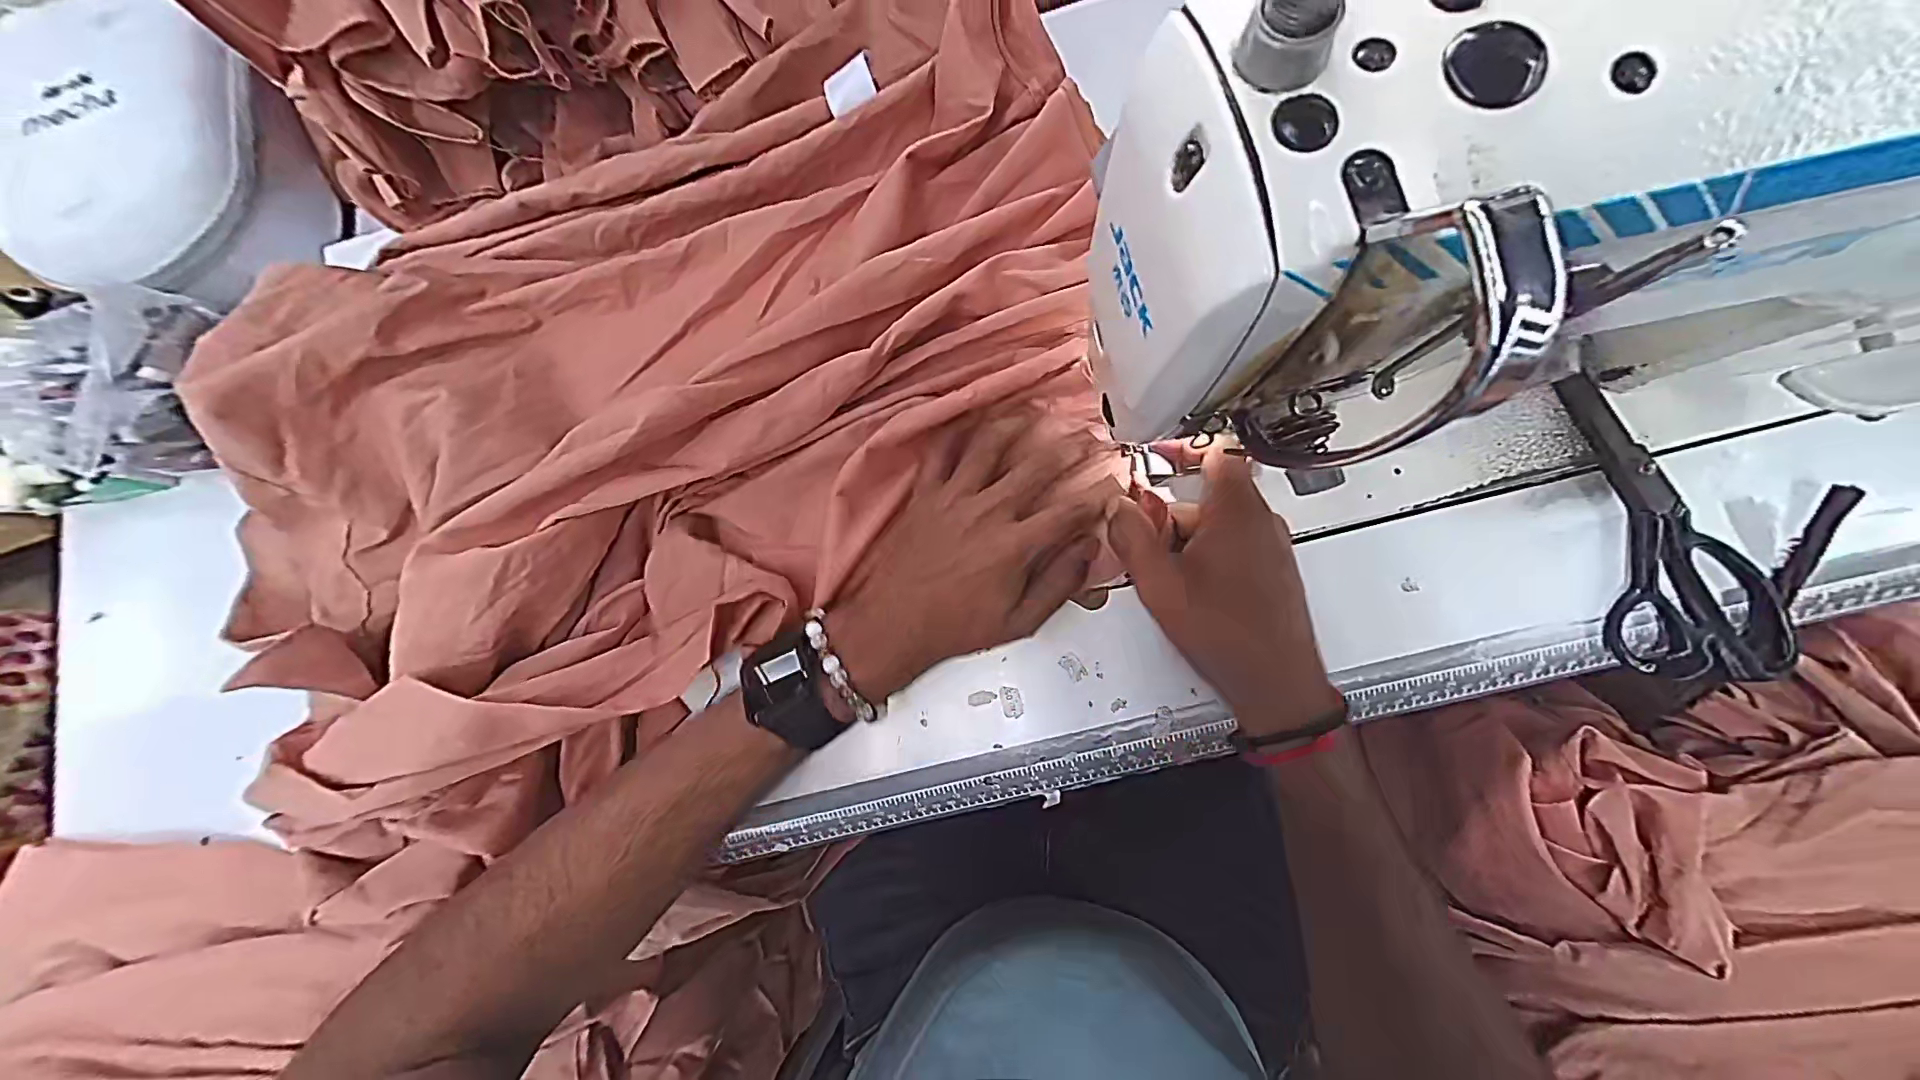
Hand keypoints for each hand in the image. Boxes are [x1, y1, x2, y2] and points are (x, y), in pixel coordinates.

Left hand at [826, 414, 1116, 701]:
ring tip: (1036, 412)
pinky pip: (942, 451)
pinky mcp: (925, 495)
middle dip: (1072, 446)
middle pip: (1039, 465)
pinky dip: (958, 431)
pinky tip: (973, 422)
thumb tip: (1087, 551)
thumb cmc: (953, 627)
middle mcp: (987, 513)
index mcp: (1014, 546)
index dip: (1098, 493)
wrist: (893, 624)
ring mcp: (953, 498)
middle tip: (1088, 435)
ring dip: (1018, 423)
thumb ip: (1059, 584)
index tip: (1111, 483)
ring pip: (991, 444)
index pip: (1069, 510)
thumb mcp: (1019, 621)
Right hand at [1107, 447, 1342, 737]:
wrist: (1274, 680)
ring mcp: (1270, 546)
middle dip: (1170, 513)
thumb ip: (1132, 537)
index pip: (1217, 452)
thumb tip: (1117, 507)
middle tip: (1144, 539)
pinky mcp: (1271, 568)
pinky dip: (1205, 553)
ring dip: (1185, 537)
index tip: (1158, 457)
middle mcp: (1261, 522)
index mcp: (1236, 512)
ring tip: (1166, 575)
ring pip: (1218, 522)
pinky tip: (1188, 588)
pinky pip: (1233, 543)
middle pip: (1207, 495)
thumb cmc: (1229, 635)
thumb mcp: (1159, 583)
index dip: (1183, 449)